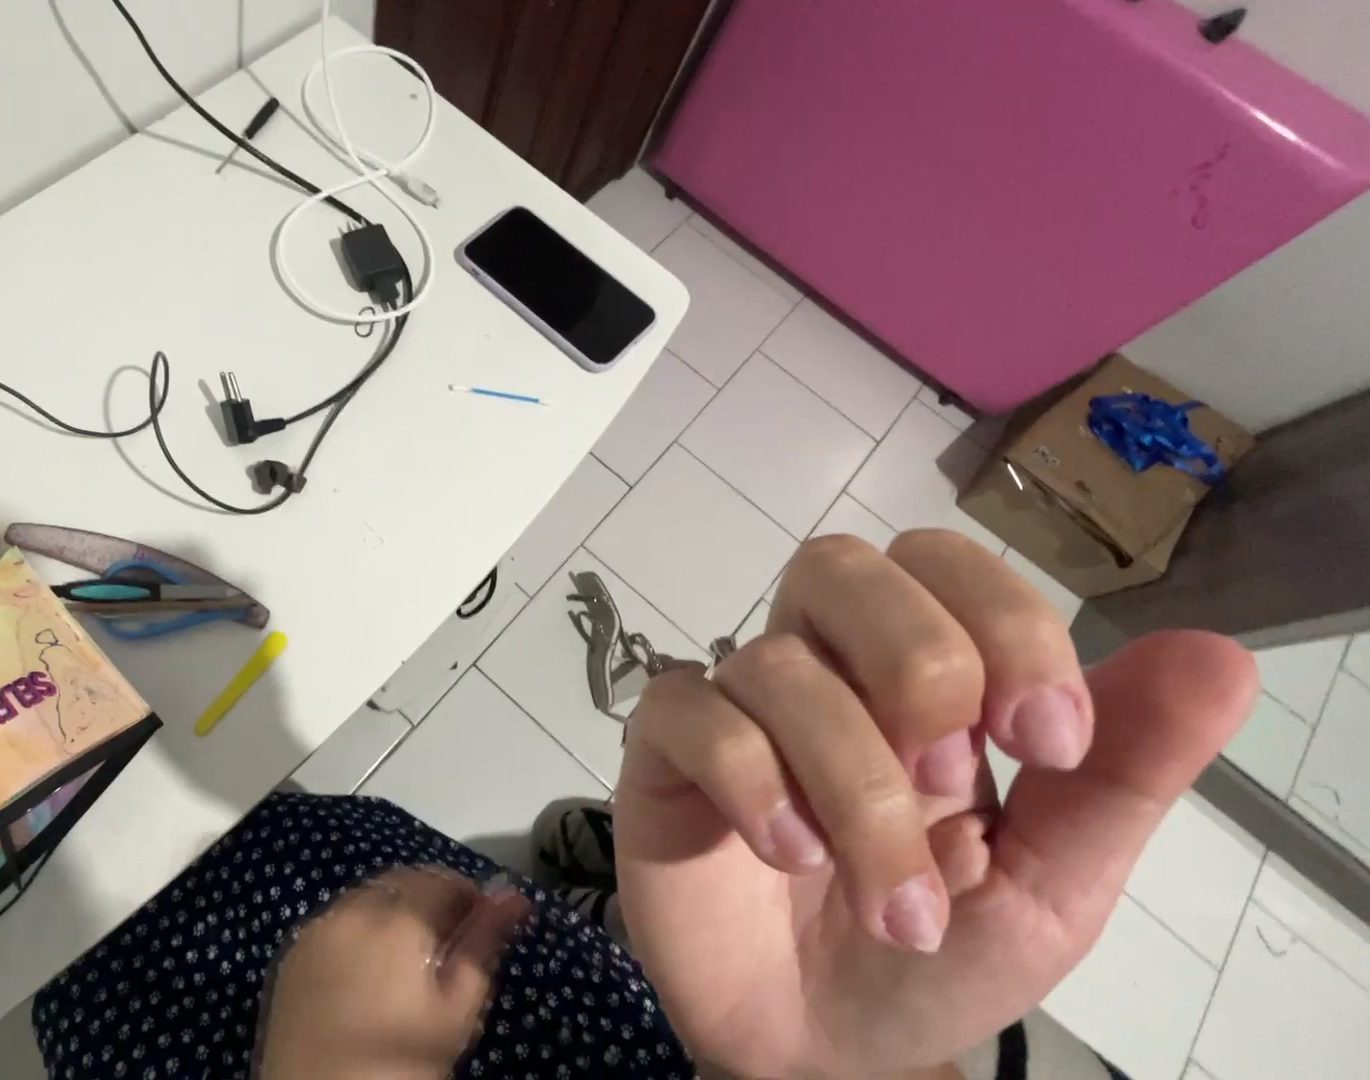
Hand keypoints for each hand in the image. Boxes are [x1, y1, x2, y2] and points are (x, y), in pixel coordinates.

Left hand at [255, 866, 531, 1079]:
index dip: (470, 901)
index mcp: (398, 915)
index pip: (445, 880)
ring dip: (395, 913)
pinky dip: (360, 931)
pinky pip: (338, 921)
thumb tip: (514, 897)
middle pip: (405, 883)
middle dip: (432, 903)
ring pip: (369, 898)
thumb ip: (484, 944)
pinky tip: (368, 973)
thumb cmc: (400, 1065)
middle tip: (449, 951)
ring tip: (409, 964)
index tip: (482, 932)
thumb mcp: (456, 1013)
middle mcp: (354, 905)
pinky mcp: (292, 951)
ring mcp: (317, 926)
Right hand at [614, 530, 1256, 1079]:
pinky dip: (751, 779)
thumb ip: (1116, 776)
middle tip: (948, 773)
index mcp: (906, 683)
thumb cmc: (930, 958)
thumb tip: (1220, 652)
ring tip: (889, 901)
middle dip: (914, 658)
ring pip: (775, 665)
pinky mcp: (659, 752)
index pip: (935, 561)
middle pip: (835, 564)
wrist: (813, 1045)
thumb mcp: (1050, 883)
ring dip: (852, 785)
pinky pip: (687, 711)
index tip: (1043, 742)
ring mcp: (728, 707)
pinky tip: (783, 853)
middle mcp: (811, 670)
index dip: (998, 619)